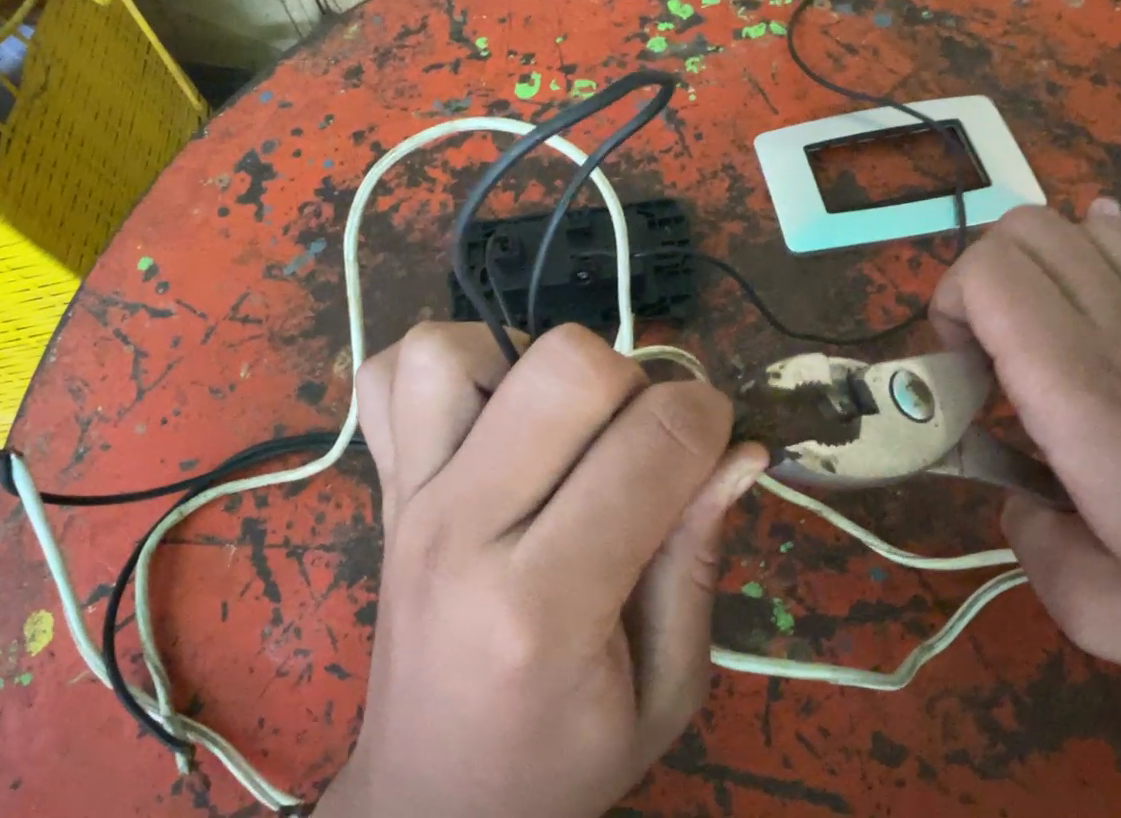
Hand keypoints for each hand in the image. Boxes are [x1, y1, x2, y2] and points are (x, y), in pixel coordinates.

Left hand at [315, 323, 766, 817]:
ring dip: (528, 363)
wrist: (432, 796)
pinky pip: (389, 373)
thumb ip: (696, 560)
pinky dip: (447, 367)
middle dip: (631, 382)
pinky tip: (488, 414)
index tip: (718, 441)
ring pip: (454, 349)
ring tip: (560, 425)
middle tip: (639, 438)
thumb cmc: (559, 760)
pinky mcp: (381, 486)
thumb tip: (739, 450)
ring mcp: (407, 499)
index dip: (708, 420)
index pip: (649, 447)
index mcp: (544, 605)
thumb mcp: (666, 689)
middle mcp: (462, 531)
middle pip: (561, 369)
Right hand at [932, 201, 1120, 815]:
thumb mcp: (1108, 619)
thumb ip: (1030, 544)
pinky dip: (1089, 257)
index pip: (991, 275)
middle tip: (981, 363)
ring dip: (1027, 268)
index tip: (956, 380)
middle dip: (972, 281)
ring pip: (1078, 228)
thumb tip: (1021, 500)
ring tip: (1026, 343)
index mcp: (1089, 398)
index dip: (945, 306)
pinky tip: (1084, 305)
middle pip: (1024, 231)